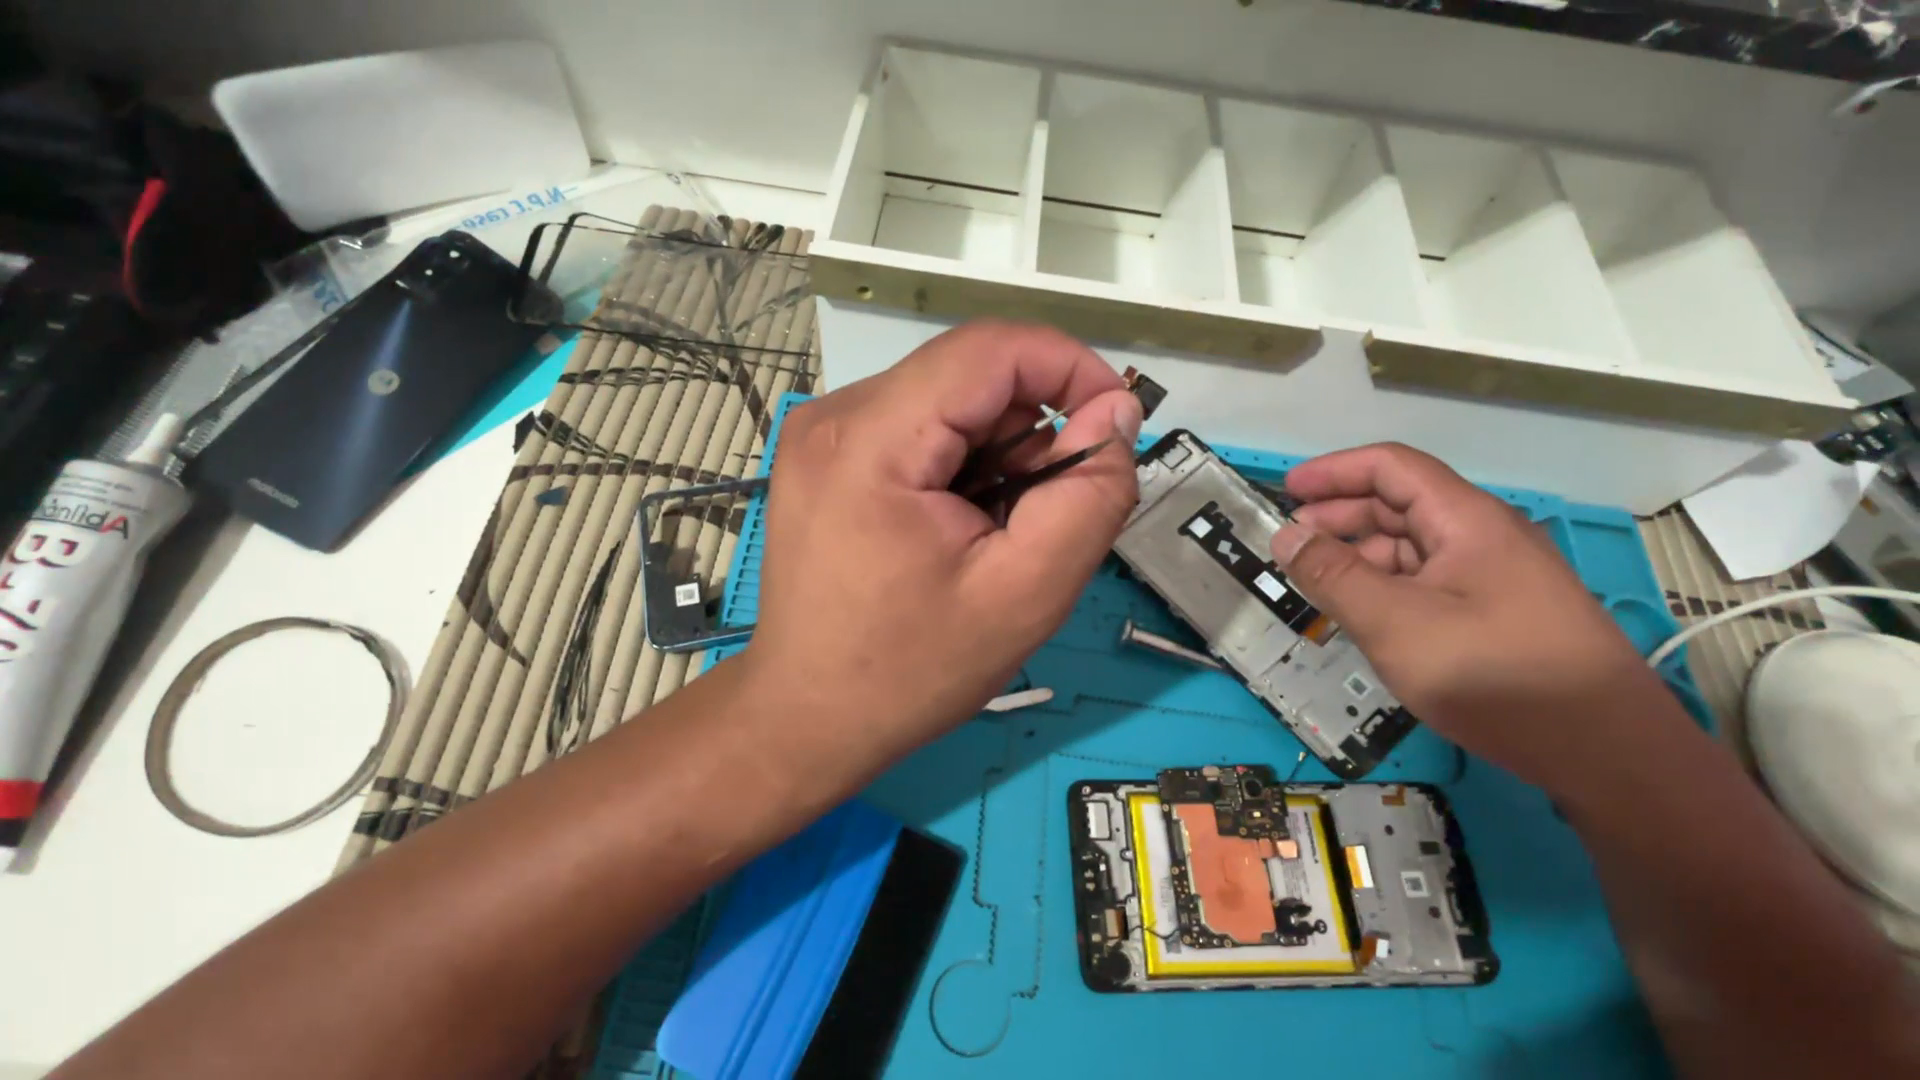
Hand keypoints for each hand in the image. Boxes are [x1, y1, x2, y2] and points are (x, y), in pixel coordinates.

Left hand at [742, 320, 1142, 765]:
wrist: (809, 718)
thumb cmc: (912, 670)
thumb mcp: (1025, 593)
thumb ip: (1088, 496)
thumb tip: (1116, 413)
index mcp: (872, 440)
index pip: (989, 349)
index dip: (1069, 367)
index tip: (1116, 423)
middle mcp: (834, 416)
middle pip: (967, 375)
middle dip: (1030, 429)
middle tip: (1044, 512)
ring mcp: (820, 434)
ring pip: (946, 401)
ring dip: (996, 452)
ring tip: (991, 533)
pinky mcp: (823, 456)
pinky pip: (915, 427)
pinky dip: (959, 463)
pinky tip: (956, 527)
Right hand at [1269, 443, 1673, 792]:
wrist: (1604, 749)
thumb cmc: (1494, 673)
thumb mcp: (1396, 624)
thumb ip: (1333, 576)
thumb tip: (1286, 535)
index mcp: (1466, 520)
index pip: (1391, 468)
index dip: (1334, 471)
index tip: (1285, 490)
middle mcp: (1484, 537)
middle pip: (1401, 505)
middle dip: (1340, 516)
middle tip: (1290, 544)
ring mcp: (1497, 577)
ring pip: (1414, 548)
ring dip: (1361, 556)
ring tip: (1318, 584)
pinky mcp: (1501, 615)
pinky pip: (1430, 582)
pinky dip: (1388, 588)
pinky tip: (1365, 615)